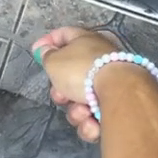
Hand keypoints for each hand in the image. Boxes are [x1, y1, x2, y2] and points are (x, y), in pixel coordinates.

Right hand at [30, 27, 123, 143]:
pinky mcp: (119, 103)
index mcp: (85, 40)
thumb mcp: (54, 61)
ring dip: (76, 110)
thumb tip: (46, 50)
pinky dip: (91, 121)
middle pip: (71, 75)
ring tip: (82, 111)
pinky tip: (92, 122)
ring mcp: (111, 82)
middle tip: (60, 96)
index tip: (37, 51)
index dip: (48, 42)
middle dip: (61, 91)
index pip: (64, 34)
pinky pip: (96, 115)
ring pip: (82, 100)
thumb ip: (46, 56)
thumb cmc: (84, 71)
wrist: (120, 92)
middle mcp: (100, 58)